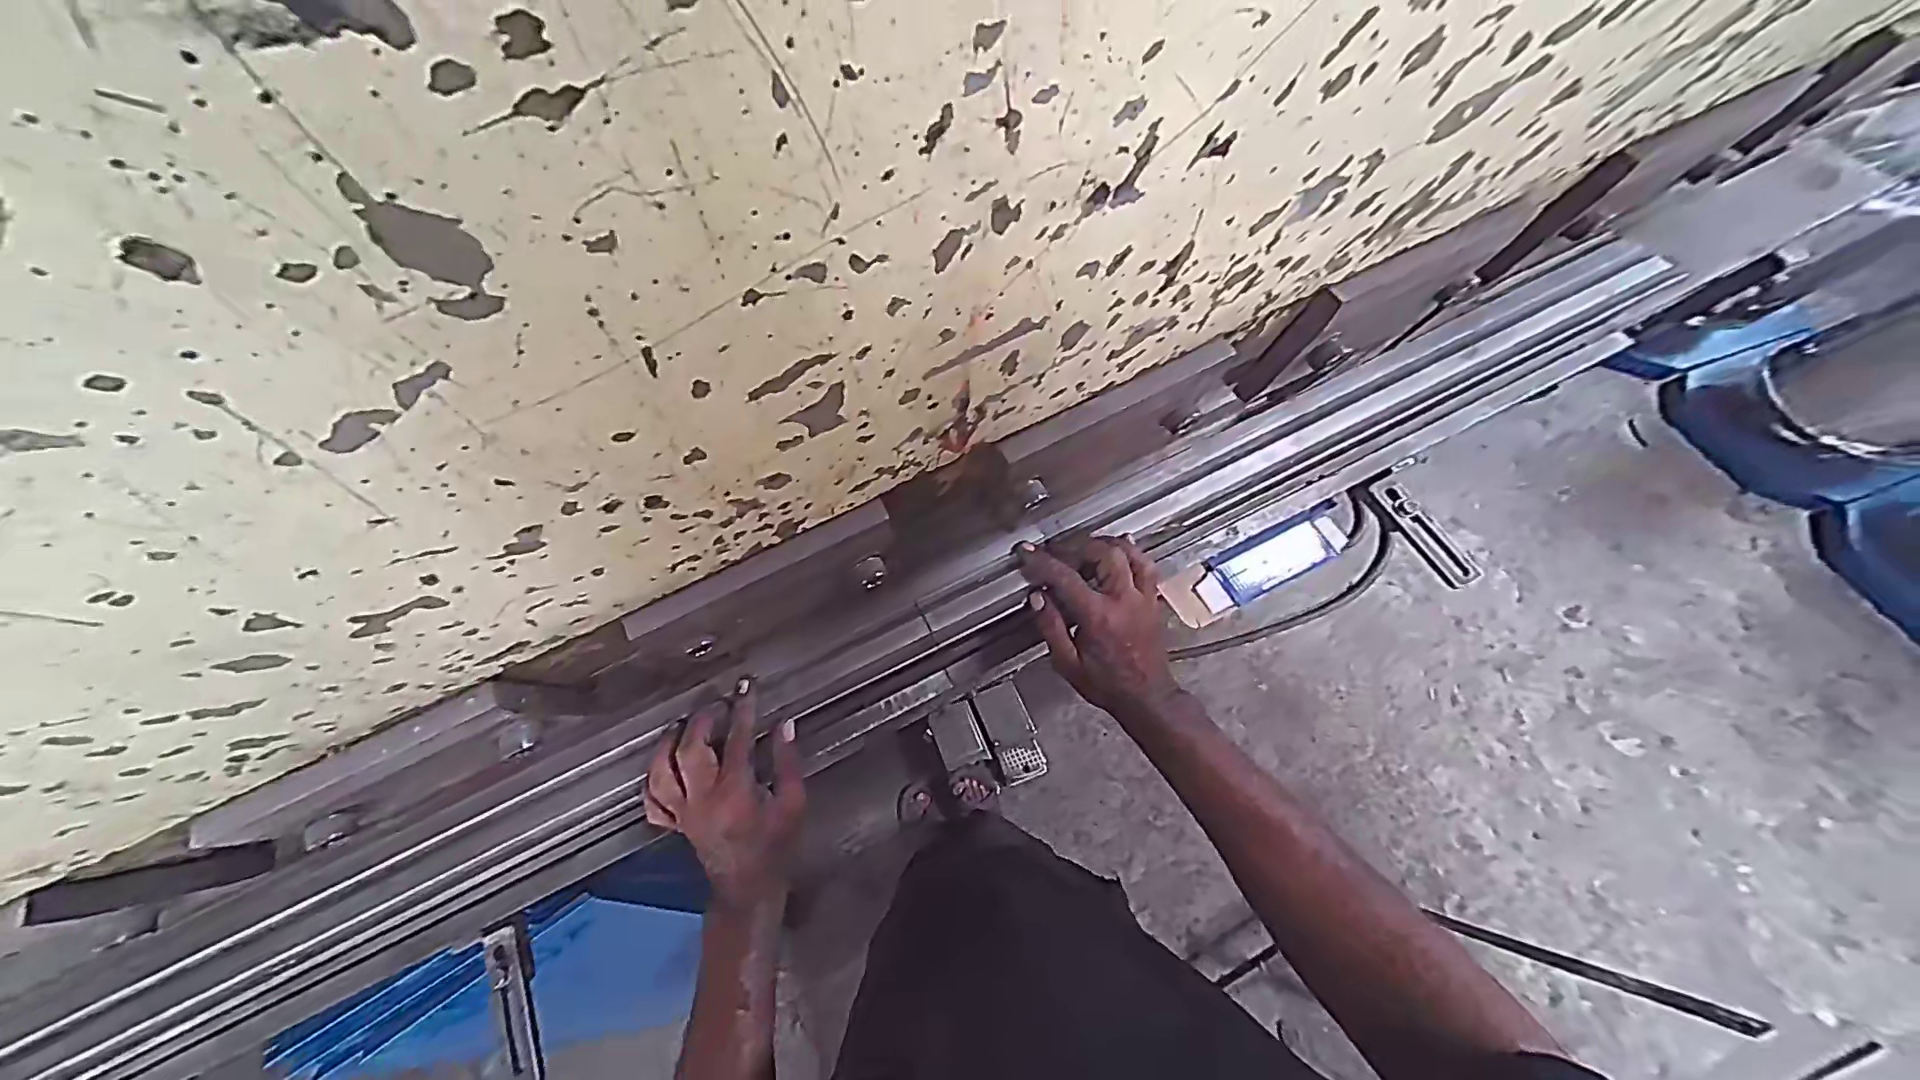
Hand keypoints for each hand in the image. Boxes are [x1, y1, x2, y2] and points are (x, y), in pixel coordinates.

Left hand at [645, 680, 805, 909]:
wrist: (749, 889)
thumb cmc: (777, 845)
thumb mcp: (794, 802)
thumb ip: (787, 762)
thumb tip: (784, 725)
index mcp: (736, 792)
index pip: (737, 739)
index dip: (742, 708)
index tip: (746, 687)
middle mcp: (703, 799)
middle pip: (690, 749)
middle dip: (702, 719)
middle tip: (717, 704)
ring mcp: (683, 813)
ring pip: (661, 771)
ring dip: (669, 743)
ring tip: (681, 724)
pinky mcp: (674, 824)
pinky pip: (653, 800)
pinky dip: (653, 779)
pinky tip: (663, 764)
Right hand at [1016, 536, 1182, 720]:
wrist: (1146, 698)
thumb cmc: (1109, 685)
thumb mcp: (1067, 663)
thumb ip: (1050, 627)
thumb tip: (1038, 599)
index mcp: (1099, 617)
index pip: (1065, 577)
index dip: (1042, 561)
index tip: (1028, 553)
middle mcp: (1124, 602)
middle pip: (1102, 553)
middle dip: (1075, 546)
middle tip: (1057, 550)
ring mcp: (1143, 599)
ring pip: (1128, 553)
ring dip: (1104, 543)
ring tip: (1085, 545)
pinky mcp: (1153, 601)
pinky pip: (1146, 566)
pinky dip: (1131, 552)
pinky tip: (1120, 549)